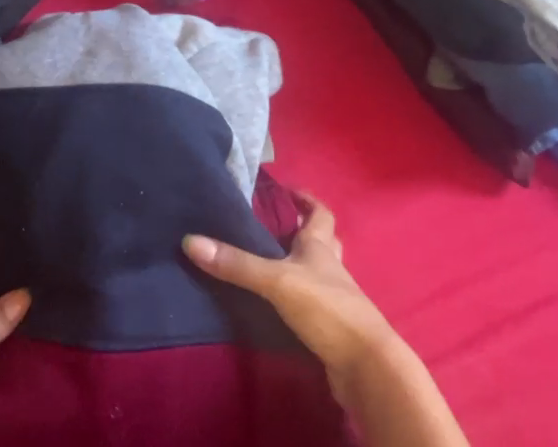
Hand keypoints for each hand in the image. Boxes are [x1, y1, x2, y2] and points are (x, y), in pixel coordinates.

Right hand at [185, 192, 396, 378]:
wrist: (367, 368)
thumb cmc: (328, 310)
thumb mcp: (277, 281)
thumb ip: (237, 264)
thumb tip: (190, 240)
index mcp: (320, 248)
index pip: (319, 213)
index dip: (305, 199)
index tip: (284, 190)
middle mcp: (330, 269)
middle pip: (320, 241)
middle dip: (299, 231)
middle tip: (269, 226)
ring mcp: (334, 299)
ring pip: (315, 273)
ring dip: (296, 266)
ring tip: (265, 263)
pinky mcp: (330, 328)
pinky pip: (310, 303)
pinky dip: (294, 299)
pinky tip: (273, 304)